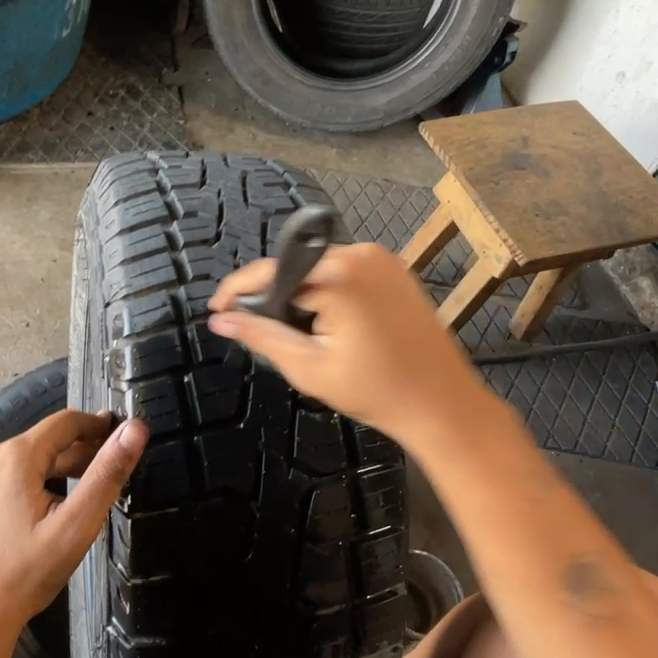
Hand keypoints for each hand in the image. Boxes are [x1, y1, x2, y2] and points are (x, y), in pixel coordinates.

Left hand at [0, 410, 147, 636]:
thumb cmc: (26, 574)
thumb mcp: (76, 525)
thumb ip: (107, 474)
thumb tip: (135, 429)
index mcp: (14, 456)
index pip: (64, 423)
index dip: (95, 424)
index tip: (118, 430)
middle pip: (41, 442)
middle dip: (77, 450)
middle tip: (107, 463)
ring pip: (20, 461)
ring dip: (52, 467)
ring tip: (81, 485)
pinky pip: (0, 479)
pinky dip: (26, 483)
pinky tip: (41, 506)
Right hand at [208, 243, 485, 445]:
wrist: (441, 404)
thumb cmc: (375, 391)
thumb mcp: (308, 367)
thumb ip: (261, 336)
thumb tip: (220, 319)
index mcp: (339, 275)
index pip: (270, 272)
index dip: (238, 291)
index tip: (215, 311)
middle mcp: (361, 254)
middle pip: (294, 266)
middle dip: (270, 295)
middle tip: (252, 329)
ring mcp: (382, 259)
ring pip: (317, 269)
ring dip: (298, 295)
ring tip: (290, 333)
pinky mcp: (394, 270)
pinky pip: (343, 272)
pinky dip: (324, 292)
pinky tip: (322, 324)